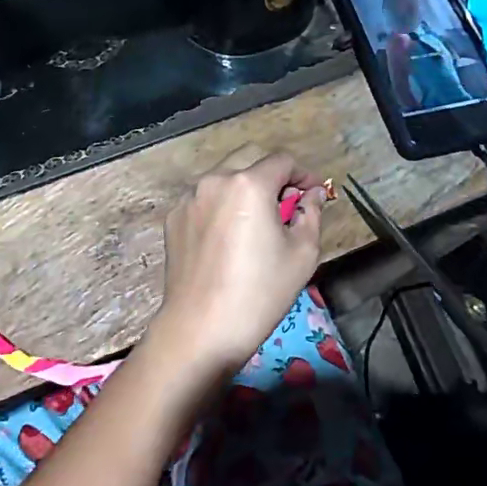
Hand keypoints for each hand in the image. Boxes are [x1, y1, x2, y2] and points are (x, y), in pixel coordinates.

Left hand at [146, 145, 323, 375]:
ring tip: (255, 223)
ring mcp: (189, 198)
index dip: (303, 174)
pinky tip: (227, 239)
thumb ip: (310, 213)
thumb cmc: (261, 292)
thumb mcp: (302, 253)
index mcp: (249, 184)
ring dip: (243, 189)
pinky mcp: (174, 217)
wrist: (202, 326)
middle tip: (285, 204)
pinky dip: (220, 207)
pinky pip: (203, 200)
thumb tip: (312, 194)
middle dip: (271, 174)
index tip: (312, 194)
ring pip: (223, 178)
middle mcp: (214, 181)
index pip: (282, 161)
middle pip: (249, 159)